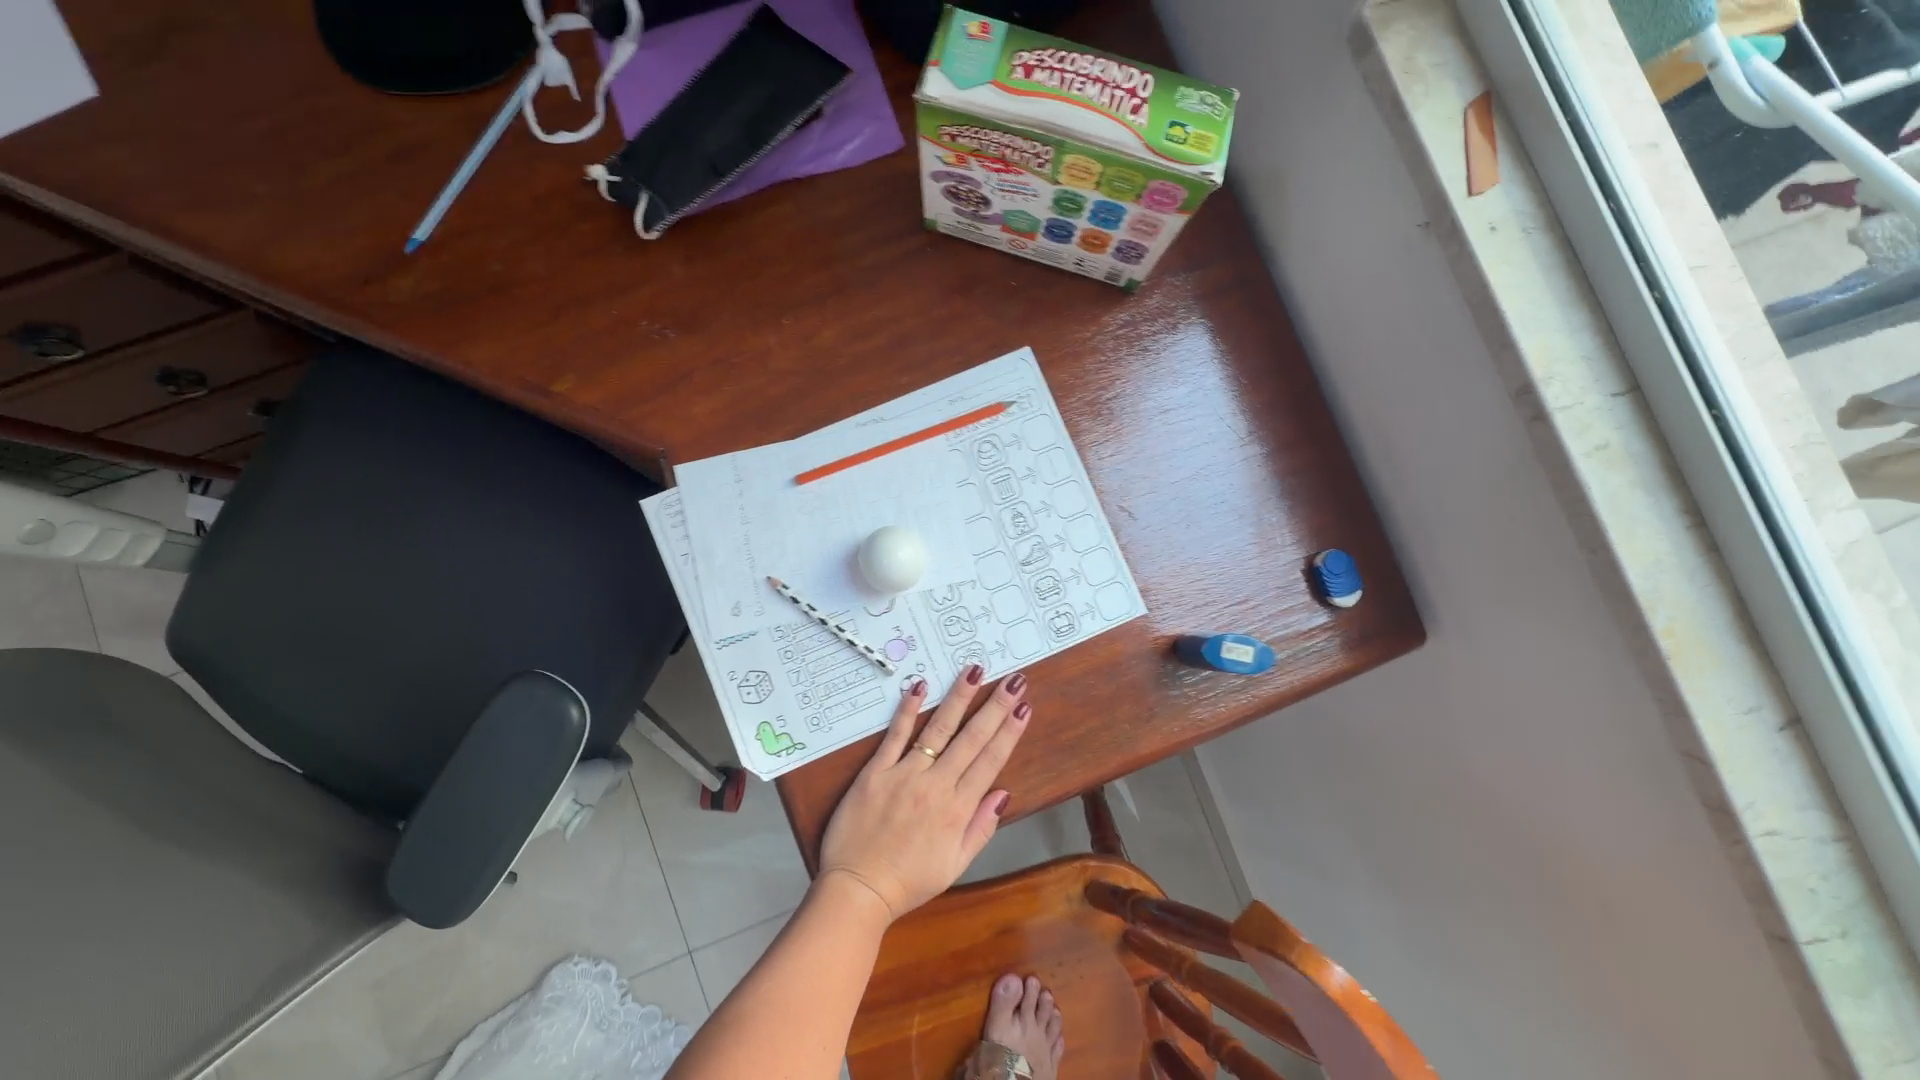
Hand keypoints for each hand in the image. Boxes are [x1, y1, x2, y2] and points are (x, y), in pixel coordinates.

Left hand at [817, 666, 1032, 921]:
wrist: (859, 889)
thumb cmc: (908, 882)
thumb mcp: (955, 865)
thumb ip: (980, 828)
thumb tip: (1002, 793)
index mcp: (957, 809)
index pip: (990, 761)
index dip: (1009, 732)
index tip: (1023, 707)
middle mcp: (935, 785)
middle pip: (971, 739)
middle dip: (994, 706)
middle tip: (1013, 679)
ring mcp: (904, 775)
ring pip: (937, 729)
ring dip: (958, 698)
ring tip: (974, 671)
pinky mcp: (875, 772)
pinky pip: (894, 736)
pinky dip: (907, 710)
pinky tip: (919, 687)